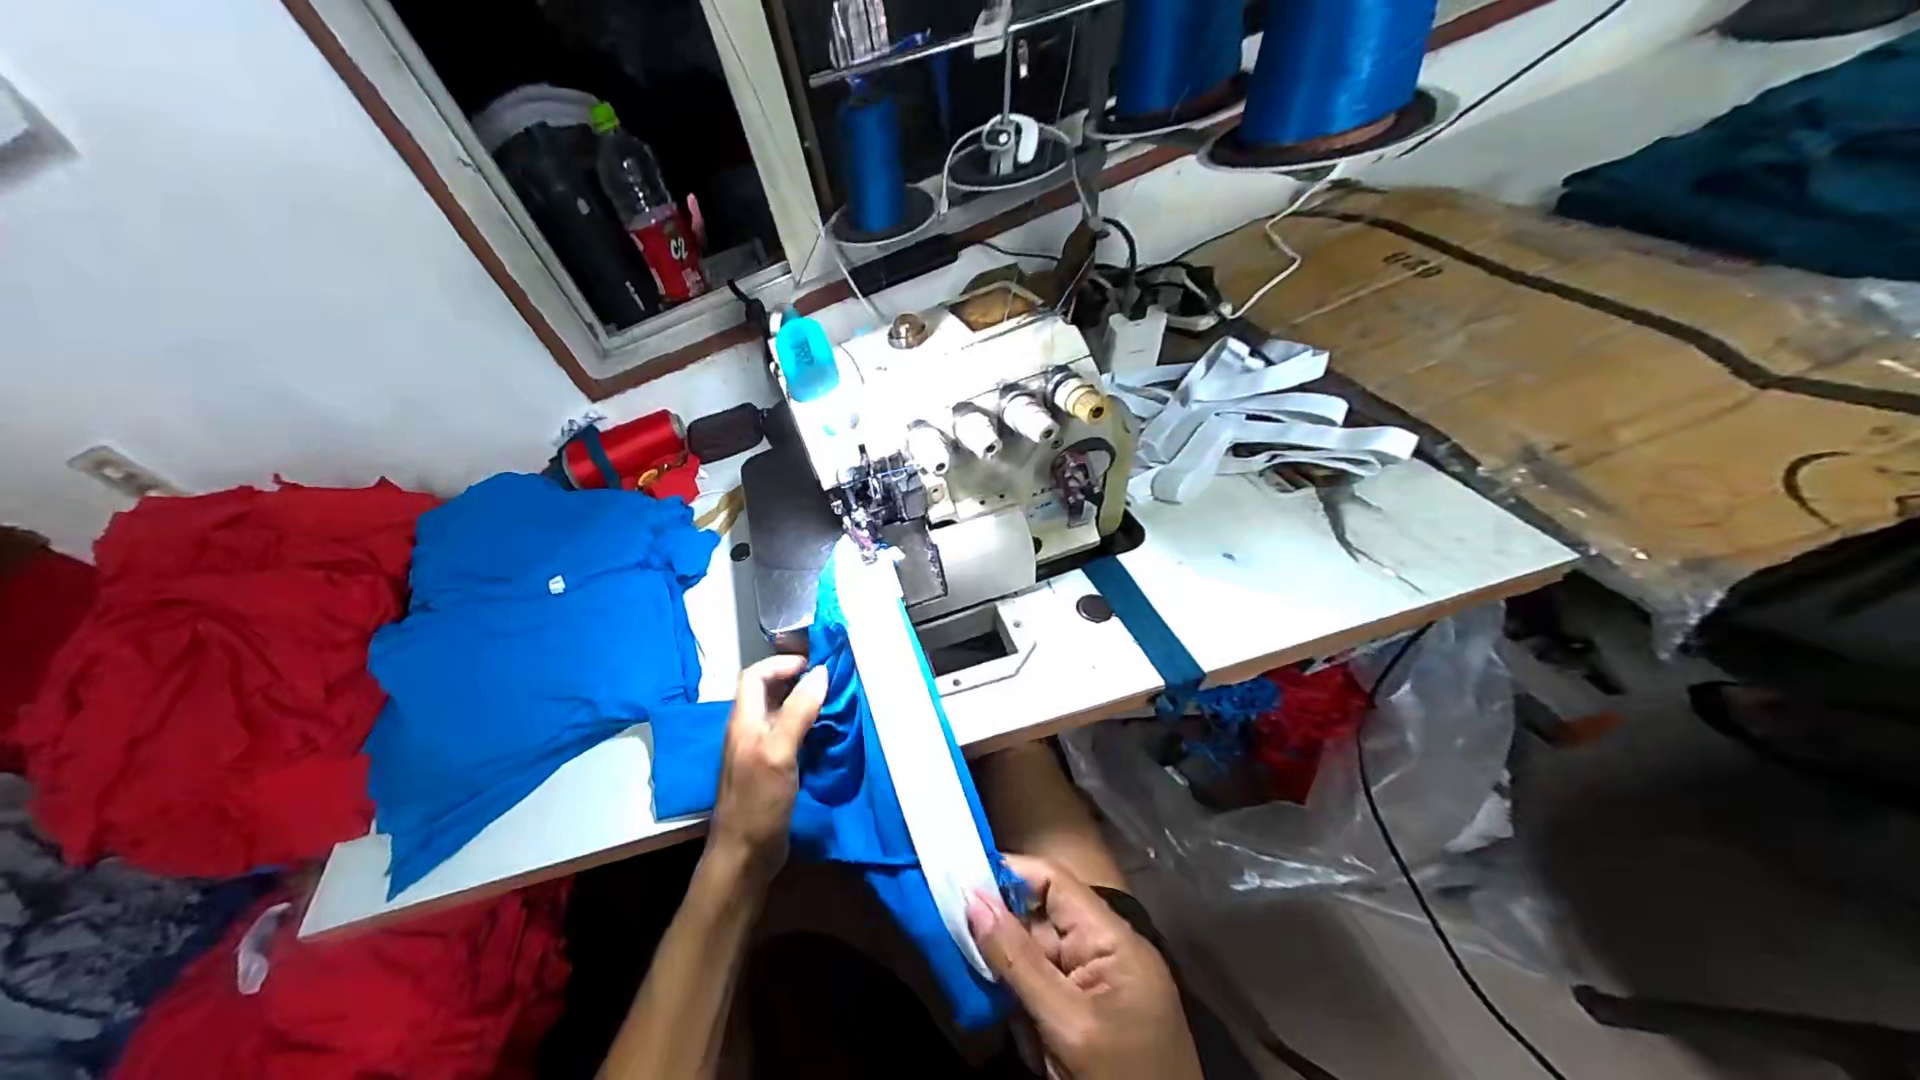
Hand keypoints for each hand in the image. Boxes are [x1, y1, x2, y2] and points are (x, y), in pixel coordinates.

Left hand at [706, 655, 827, 885]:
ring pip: (781, 712)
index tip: (815, 666)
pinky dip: (808, 725)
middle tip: (831, 680)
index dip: (783, 663)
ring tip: (834, 701)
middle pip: (768, 690)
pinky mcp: (772, 769)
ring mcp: (759, 750)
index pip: (756, 675)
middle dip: (797, 679)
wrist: (745, 855)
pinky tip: (827, 733)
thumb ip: (798, 711)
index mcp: (744, 721)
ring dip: (804, 701)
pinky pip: (789, 734)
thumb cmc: (759, 802)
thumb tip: (820, 672)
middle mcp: (749, 730)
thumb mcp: (779, 752)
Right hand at [967, 855, 1201, 1079]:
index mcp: (1112, 938)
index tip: (961, 885)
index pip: (1054, 882)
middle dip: (1006, 950)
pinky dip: (1029, 1021)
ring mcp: (1096, 988)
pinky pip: (1043, 998)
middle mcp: (1104, 952)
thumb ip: (1018, 960)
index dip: (1008, 876)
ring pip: (1032, 964)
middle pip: (1037, 924)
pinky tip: (1038, 1053)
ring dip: (1016, 996)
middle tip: (973, 970)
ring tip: (1028, 1035)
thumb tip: (973, 898)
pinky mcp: (1087, 1019)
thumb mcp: (1068, 1023)